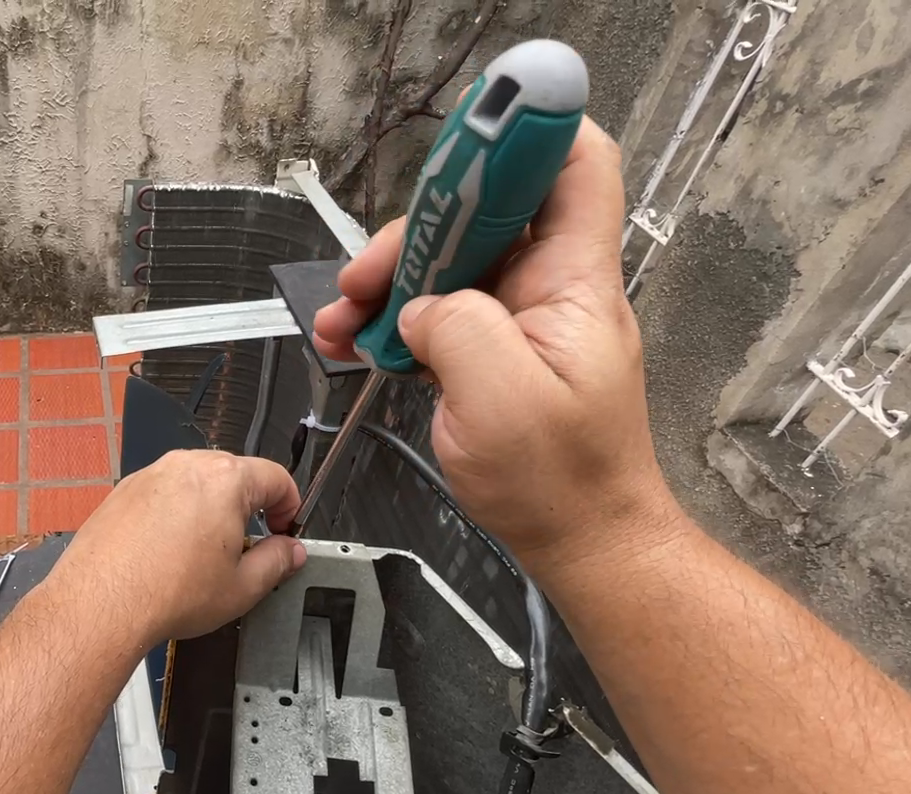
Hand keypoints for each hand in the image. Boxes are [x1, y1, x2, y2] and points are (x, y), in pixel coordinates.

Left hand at [45, 450, 305, 646]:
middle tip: (246, 548)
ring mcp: (149, 475)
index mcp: (225, 479)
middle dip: (247, 509)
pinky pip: (161, 496)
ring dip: (208, 512)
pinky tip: (168, 554)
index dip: (289, 505)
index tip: (285, 529)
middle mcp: (186, 466)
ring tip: (202, 557)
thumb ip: (277, 562)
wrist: (101, 603)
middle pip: (233, 476)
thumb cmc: (168, 593)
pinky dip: (173, 516)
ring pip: (194, 485)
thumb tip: (290, 551)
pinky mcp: (122, 492)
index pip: (276, 478)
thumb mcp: (242, 587)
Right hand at [311, 119, 682, 574]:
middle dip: (409, 240)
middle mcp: (545, 288)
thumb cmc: (554, 479)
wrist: (574, 535)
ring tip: (337, 327)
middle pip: (479, 217)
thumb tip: (419, 307)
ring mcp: (513, 320)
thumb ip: (457, 329)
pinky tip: (354, 345)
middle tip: (356, 285)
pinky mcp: (487, 351)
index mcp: (572, 283)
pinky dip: (390, 324)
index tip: (450, 166)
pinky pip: (434, 315)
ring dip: (385, 288)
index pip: (570, 166)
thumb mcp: (501, 400)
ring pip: (445, 268)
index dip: (516, 142)